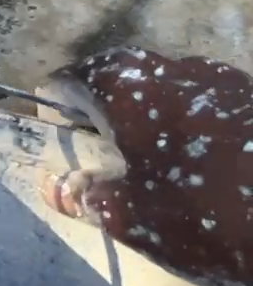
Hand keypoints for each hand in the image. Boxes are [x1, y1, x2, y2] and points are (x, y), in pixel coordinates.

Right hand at [38, 46, 251, 285]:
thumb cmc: (215, 214)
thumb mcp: (134, 219)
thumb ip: (85, 196)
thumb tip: (56, 185)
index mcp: (116, 83)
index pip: (60, 84)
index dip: (59, 114)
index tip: (73, 145)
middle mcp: (165, 66)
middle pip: (116, 81)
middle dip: (112, 112)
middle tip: (124, 156)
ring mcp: (229, 80)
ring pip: (172, 92)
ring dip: (165, 118)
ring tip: (182, 164)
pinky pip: (220, 107)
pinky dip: (212, 128)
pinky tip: (230, 166)